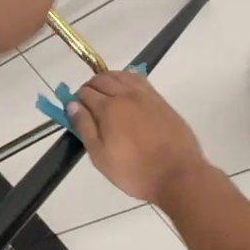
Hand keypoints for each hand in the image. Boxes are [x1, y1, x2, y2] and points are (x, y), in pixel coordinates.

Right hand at [66, 71, 208, 207]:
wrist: (178, 174)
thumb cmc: (134, 171)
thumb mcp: (100, 157)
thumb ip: (84, 128)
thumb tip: (72, 105)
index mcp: (109, 108)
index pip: (85, 93)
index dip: (76, 100)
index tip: (75, 111)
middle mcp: (126, 95)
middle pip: (102, 79)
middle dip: (90, 87)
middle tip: (87, 104)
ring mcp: (146, 95)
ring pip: (121, 75)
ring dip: (108, 80)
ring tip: (104, 94)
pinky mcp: (160, 100)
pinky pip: (139, 80)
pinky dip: (126, 79)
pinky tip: (125, 90)